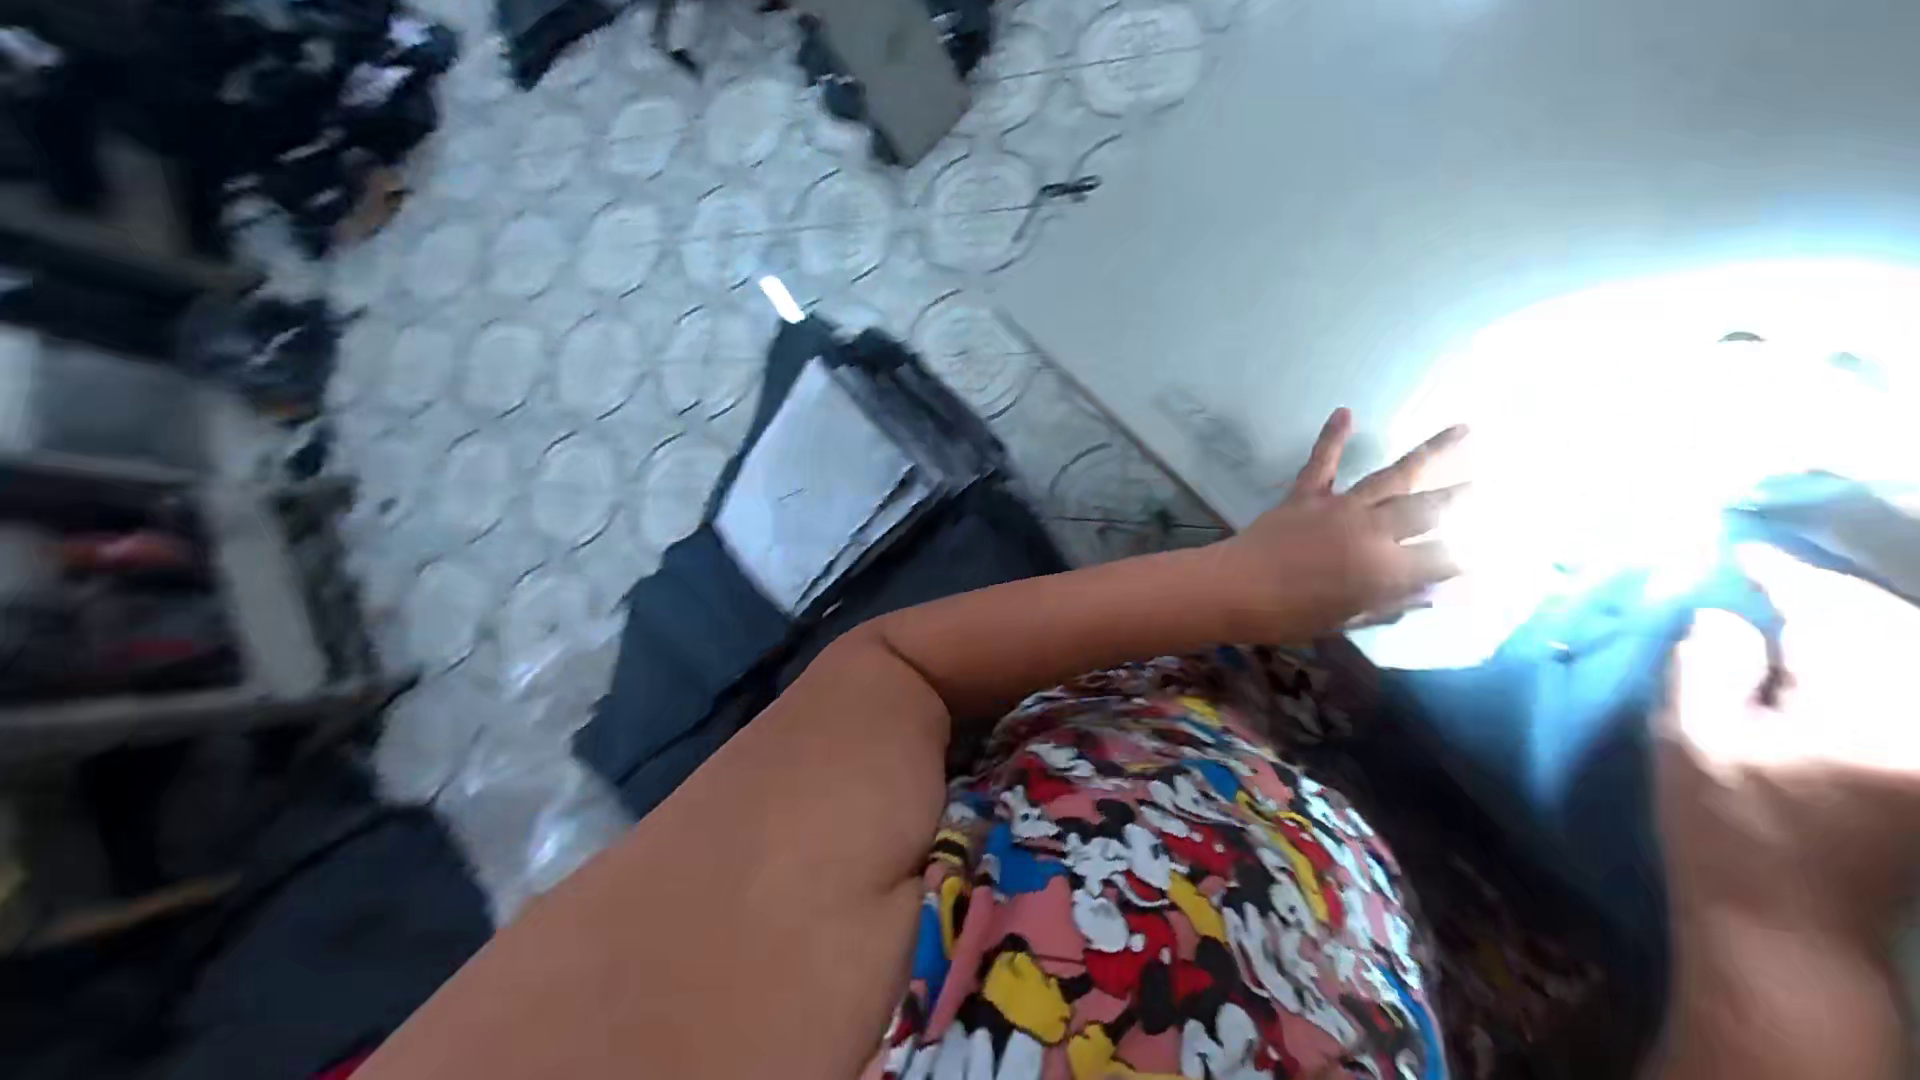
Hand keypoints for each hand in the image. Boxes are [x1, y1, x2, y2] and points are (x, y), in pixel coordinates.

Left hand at [1214, 408, 1468, 641]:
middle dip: (1463, 496)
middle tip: (1491, 483)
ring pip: (1393, 476)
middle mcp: (1372, 532)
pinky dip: (1332, 436)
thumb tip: (1432, 595)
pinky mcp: (1305, 496)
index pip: (1441, 559)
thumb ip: (1389, 606)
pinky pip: (1322, 462)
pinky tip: (1345, 411)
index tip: (1483, 551)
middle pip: (1428, 510)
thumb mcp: (1343, 622)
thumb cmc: (1286, 616)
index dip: (1462, 558)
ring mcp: (1339, 508)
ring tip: (1465, 429)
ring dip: (1432, 451)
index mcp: (1385, 571)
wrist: (1232, 589)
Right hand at [1656, 543, 1919, 935]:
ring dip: (1865, 623)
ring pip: (1913, 653)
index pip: (1834, 621)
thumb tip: (1725, 616)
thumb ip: (1707, 667)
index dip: (1786, 580)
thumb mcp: (1690, 740)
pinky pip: (1915, 684)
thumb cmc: (1723, 824)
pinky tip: (1843, 650)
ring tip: (1804, 606)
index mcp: (1865, 717)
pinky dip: (1883, 656)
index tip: (1743, 553)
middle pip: (1895, 630)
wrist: (1788, 913)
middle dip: (1833, 597)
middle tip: (1769, 576)